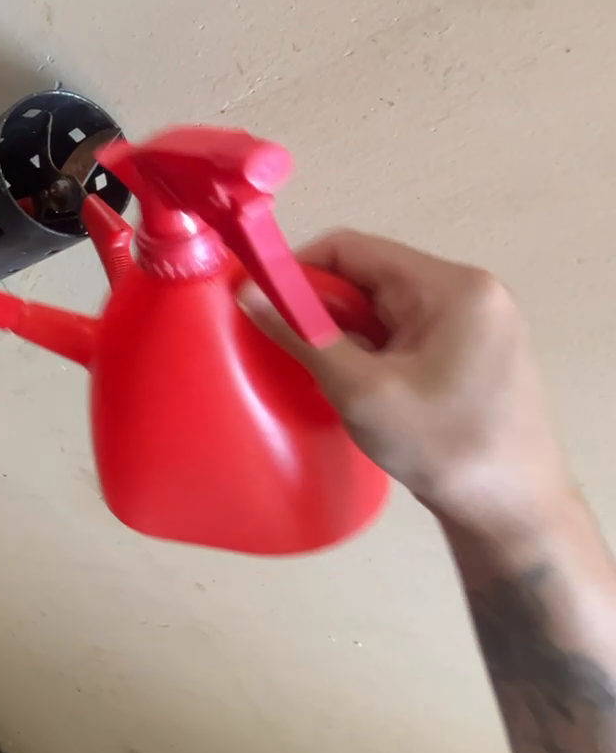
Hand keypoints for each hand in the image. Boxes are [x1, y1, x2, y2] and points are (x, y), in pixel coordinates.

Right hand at [240, 230, 571, 531]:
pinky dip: (352, 349)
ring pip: (369, 306)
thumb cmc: (440, 441)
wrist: (507, 502)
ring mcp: (462, 322)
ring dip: (330, 332)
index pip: (350, 249)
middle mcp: (462, 293)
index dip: (294, 269)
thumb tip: (245, 291)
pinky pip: (385, 331)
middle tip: (282, 347)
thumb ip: (299, 334)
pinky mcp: (455, 349)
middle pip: (359, 277)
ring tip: (316, 372)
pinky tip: (344, 382)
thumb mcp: (357, 386)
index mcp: (451, 288)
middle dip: (312, 307)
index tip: (255, 303)